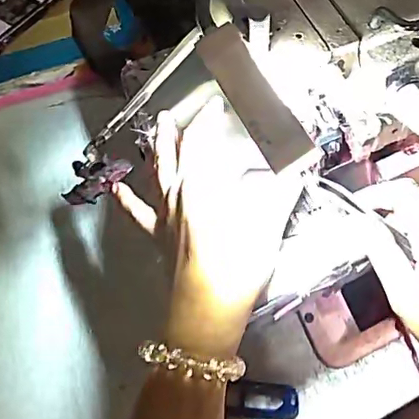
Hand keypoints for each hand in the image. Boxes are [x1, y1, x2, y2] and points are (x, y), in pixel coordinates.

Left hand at [113, 97, 305, 359]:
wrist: (207, 313)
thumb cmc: (237, 267)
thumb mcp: (267, 226)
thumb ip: (282, 193)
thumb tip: (301, 168)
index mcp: (202, 187)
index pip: (201, 143)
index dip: (207, 120)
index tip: (214, 105)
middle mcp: (177, 195)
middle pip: (171, 155)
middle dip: (172, 132)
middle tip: (171, 114)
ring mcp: (163, 217)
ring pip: (154, 176)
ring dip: (153, 153)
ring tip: (151, 135)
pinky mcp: (156, 237)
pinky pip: (137, 214)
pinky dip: (126, 200)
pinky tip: (118, 190)